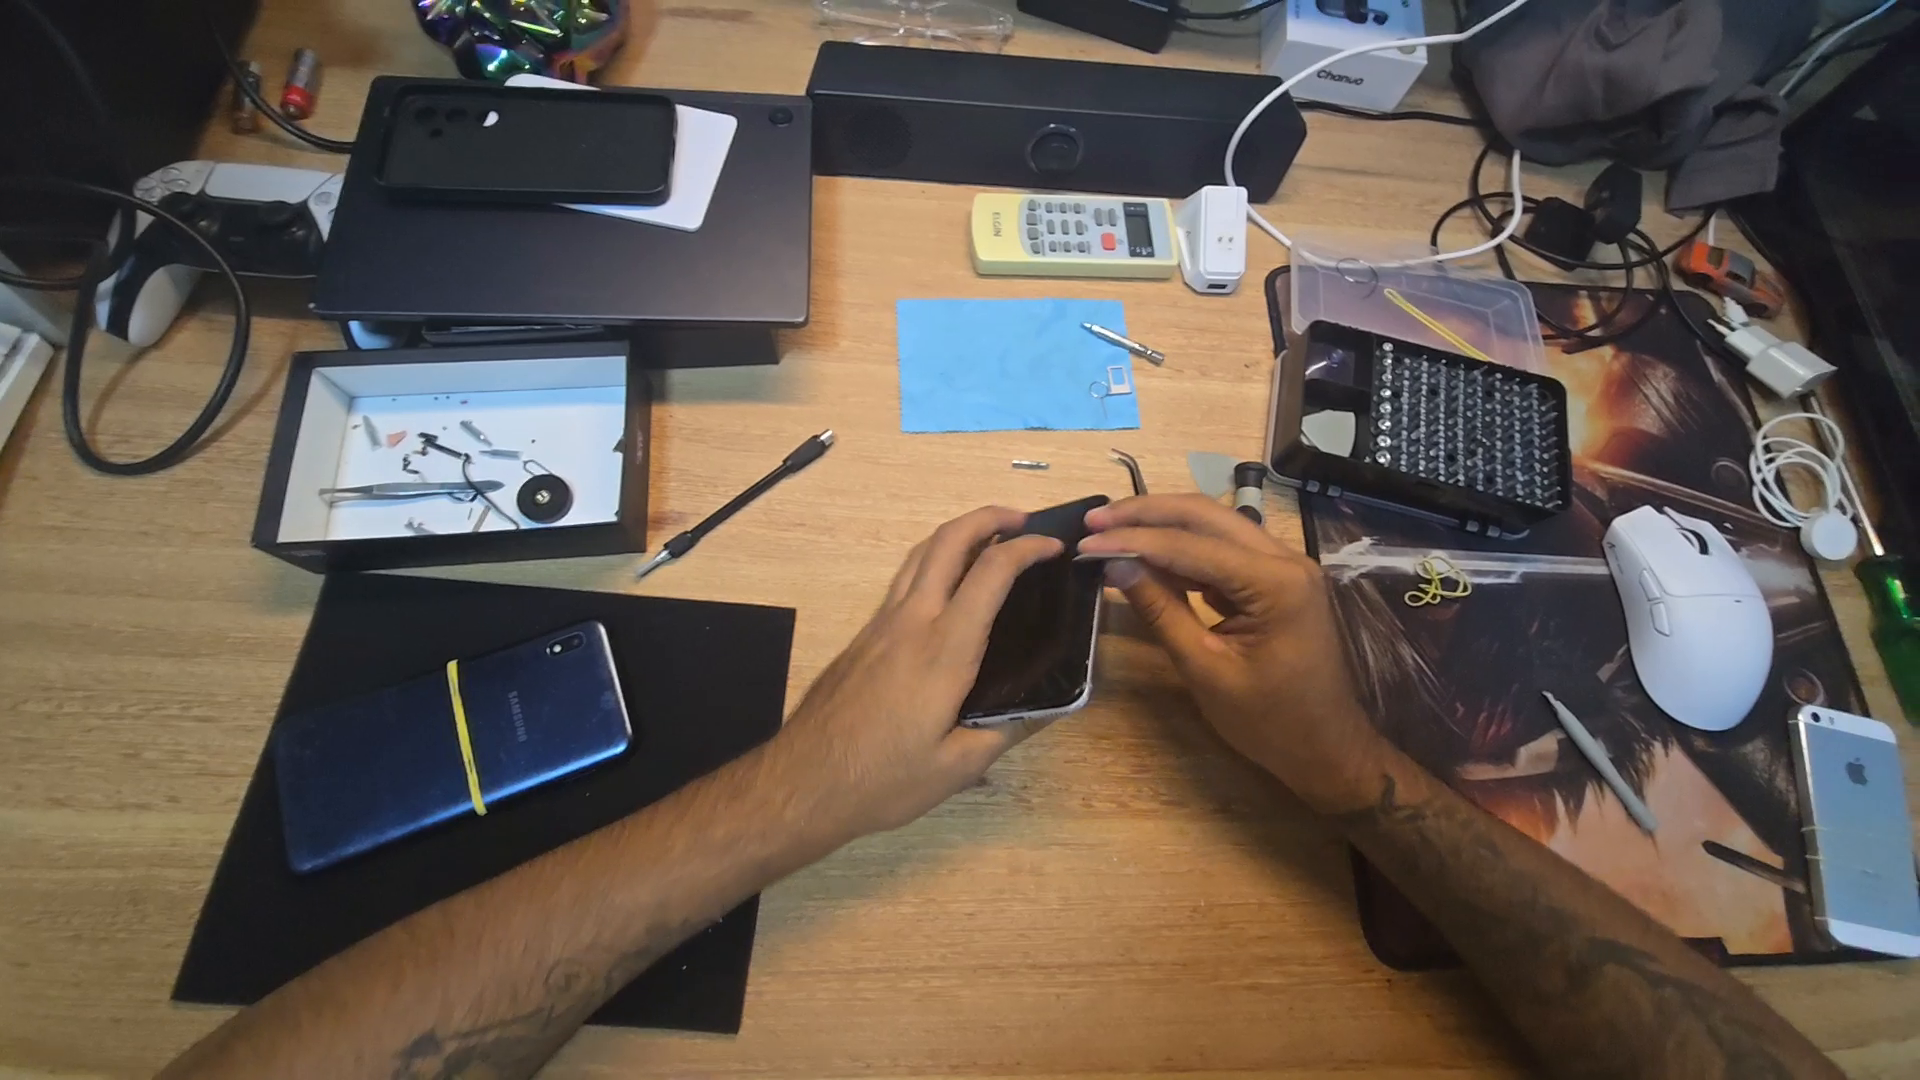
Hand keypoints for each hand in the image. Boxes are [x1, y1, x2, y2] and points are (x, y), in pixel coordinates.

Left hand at [763, 506, 1063, 844]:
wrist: (803, 781)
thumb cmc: (883, 778)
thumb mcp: (958, 768)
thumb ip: (1005, 731)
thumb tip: (1043, 706)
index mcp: (945, 650)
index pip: (991, 573)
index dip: (1027, 548)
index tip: (1052, 547)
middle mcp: (911, 620)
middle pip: (948, 540)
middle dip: (988, 516)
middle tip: (1023, 521)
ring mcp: (882, 623)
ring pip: (920, 553)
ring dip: (959, 533)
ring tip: (990, 540)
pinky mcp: (864, 634)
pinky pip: (905, 578)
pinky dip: (935, 561)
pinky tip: (950, 586)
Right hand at [1077, 494, 1387, 813]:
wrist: (1328, 750)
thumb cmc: (1269, 722)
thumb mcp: (1204, 669)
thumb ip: (1160, 611)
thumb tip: (1113, 566)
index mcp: (1276, 583)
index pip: (1189, 546)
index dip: (1132, 542)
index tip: (1084, 544)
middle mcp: (1284, 558)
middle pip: (1204, 515)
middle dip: (1144, 514)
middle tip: (1093, 521)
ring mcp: (1282, 565)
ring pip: (1212, 524)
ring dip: (1160, 524)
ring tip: (1109, 530)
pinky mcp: (1273, 577)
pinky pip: (1220, 548)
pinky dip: (1179, 548)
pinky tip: (1144, 552)